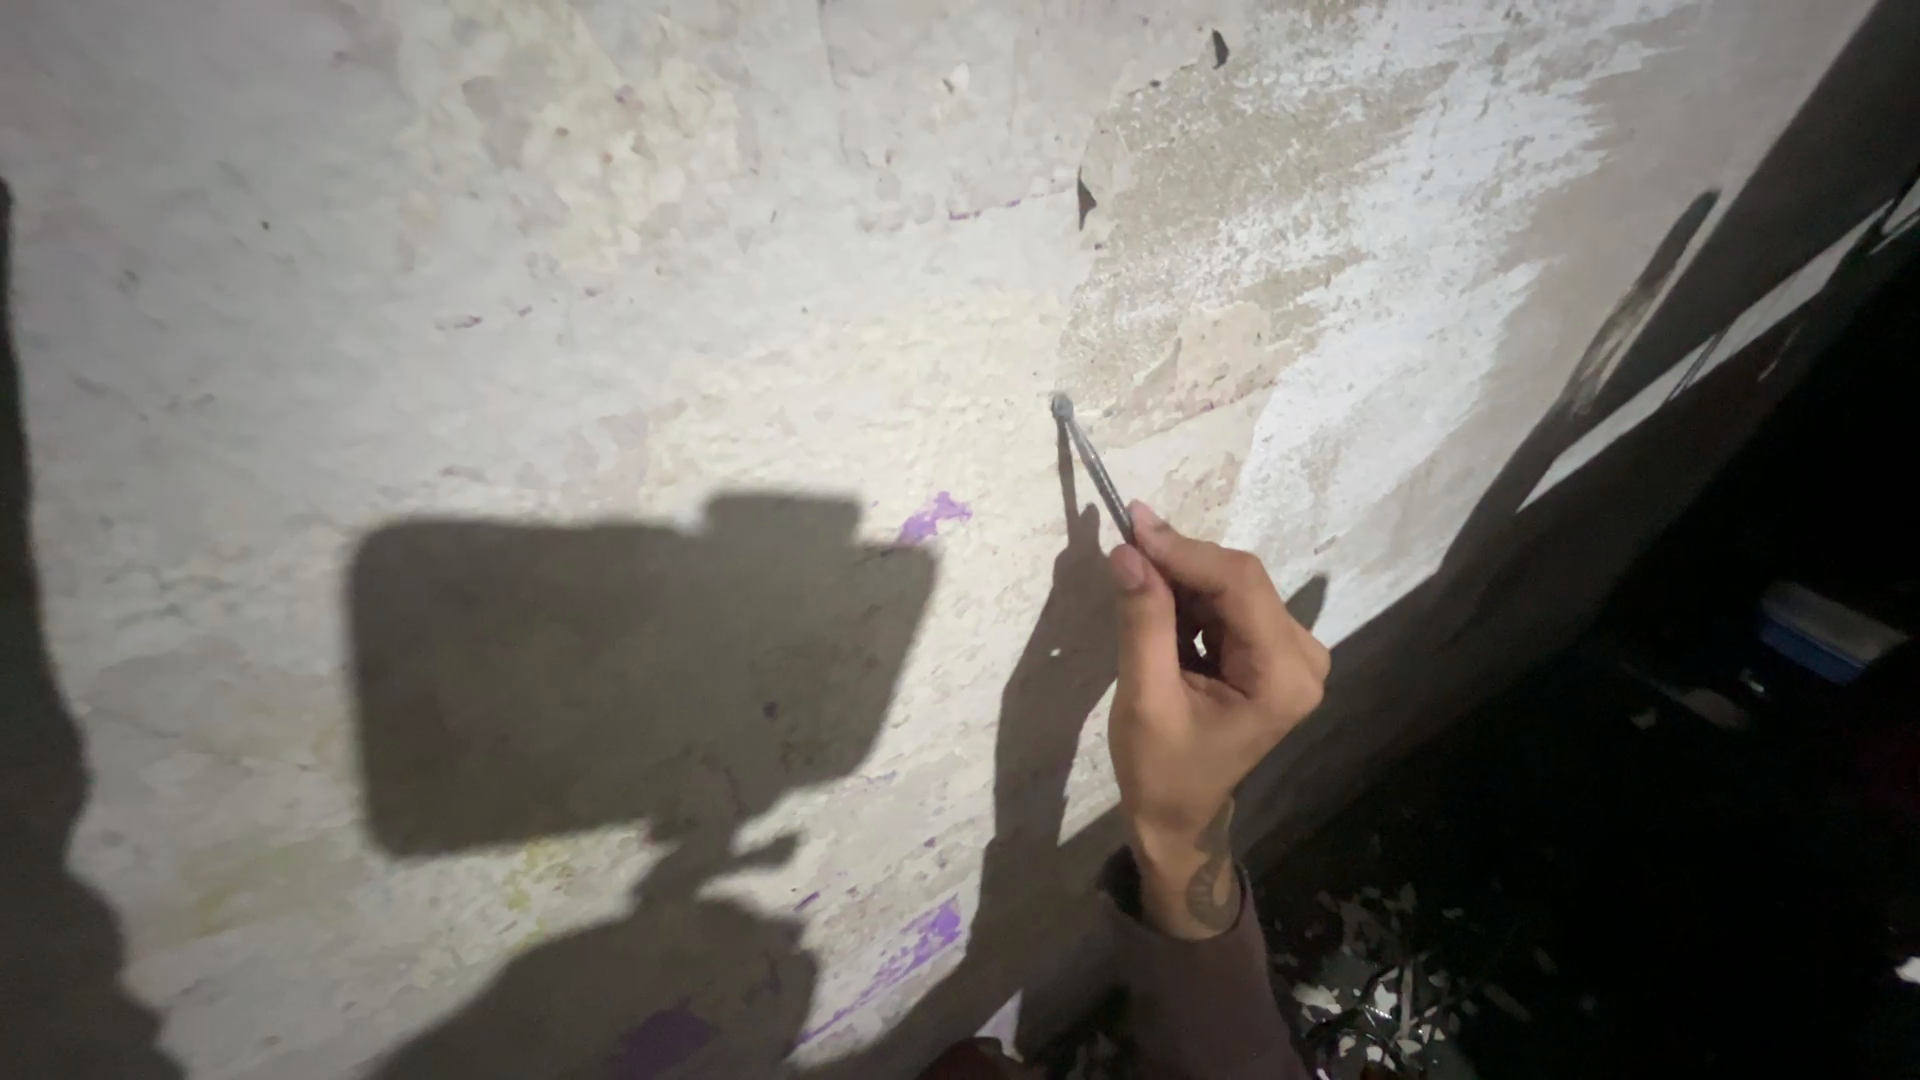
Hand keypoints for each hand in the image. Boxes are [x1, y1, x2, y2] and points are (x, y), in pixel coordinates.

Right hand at [1107, 502, 1329, 938]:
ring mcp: (1289, 654)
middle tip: (1124, 546)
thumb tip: (1128, 552)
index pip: (1239, 585)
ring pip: (1230, 585)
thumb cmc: (1161, 769)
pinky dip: (1187, 595)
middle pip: (1239, 580)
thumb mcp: (1145, 697)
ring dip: (1179, 575)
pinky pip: (1226, 603)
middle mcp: (1301, 657)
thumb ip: (1143, 621)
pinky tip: (1155, 598)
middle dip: (1179, 560)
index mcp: (1282, 676)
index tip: (1132, 526)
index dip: (1184, 550)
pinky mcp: (1269, 652)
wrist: (1179, 814)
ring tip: (1132, 575)